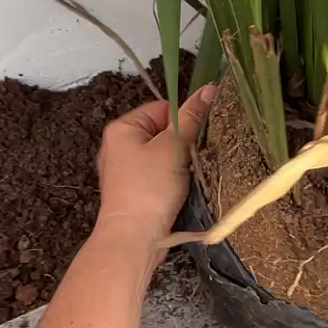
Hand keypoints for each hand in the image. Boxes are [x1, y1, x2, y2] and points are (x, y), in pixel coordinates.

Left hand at [94, 84, 215, 248]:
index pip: (162, 108)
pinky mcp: (134, 193)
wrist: (134, 238)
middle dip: (182, 145)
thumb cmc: (149, 189)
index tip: (196, 137)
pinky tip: (179, 192)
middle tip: (192, 159)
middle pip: (162, 133)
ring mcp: (125, 172)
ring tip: (186, 177)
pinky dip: (172, 182)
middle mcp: (119, 147)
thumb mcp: (173, 148)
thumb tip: (208, 90)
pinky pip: (159, 178)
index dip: (183, 120)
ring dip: (180, 165)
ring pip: (163, 157)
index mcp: (122, 128)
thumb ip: (190, 119)